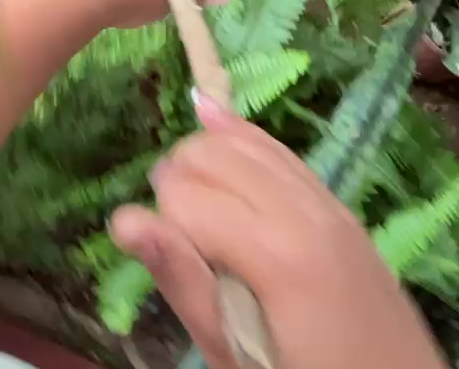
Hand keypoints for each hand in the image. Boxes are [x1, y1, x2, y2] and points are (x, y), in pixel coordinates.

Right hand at [110, 97, 446, 368]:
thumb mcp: (235, 354)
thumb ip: (182, 280)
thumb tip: (122, 219)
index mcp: (275, 252)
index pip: (181, 195)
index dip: (163, 225)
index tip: (173, 264)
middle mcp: (301, 209)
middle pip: (206, 153)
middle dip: (177, 182)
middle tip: (181, 239)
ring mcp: (325, 200)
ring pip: (237, 139)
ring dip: (202, 158)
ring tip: (195, 205)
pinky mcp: (336, 203)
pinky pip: (276, 147)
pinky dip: (238, 133)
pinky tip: (207, 114)